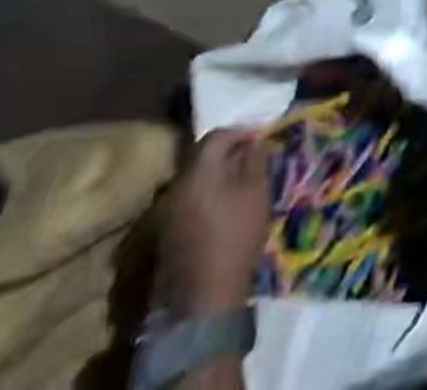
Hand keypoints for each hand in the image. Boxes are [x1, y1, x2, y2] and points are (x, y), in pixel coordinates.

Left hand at [162, 129, 271, 313]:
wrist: (205, 294)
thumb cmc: (237, 234)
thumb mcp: (257, 192)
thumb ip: (256, 160)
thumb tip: (254, 141)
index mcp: (197, 172)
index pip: (217, 136)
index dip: (242, 131)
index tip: (262, 136)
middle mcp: (174, 186)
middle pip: (201, 156)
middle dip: (227, 152)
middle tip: (252, 156)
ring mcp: (164, 210)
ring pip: (193, 179)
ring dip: (216, 174)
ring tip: (240, 181)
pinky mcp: (164, 231)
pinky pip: (187, 198)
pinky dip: (206, 193)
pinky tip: (222, 205)